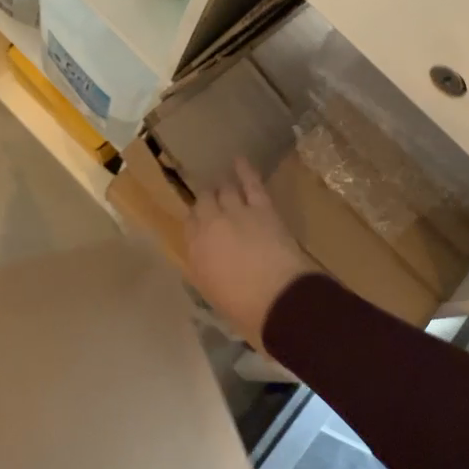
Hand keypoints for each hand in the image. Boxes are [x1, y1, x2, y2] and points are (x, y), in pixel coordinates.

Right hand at [185, 157, 318, 343]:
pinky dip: (244, 170)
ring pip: (224, 190)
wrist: (280, 300)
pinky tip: (239, 159)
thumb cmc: (246, 309)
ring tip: (222, 182)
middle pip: (203, 203)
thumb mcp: (215, 293)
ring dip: (222, 187)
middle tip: (210, 199)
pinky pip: (250, 183)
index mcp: (195, 252)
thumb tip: (210, 259)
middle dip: (206, 200)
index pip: (189, 226)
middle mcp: (209, 227)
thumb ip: (208, 269)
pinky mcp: (261, 207)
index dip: (195, 222)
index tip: (200, 222)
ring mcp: (235, 213)